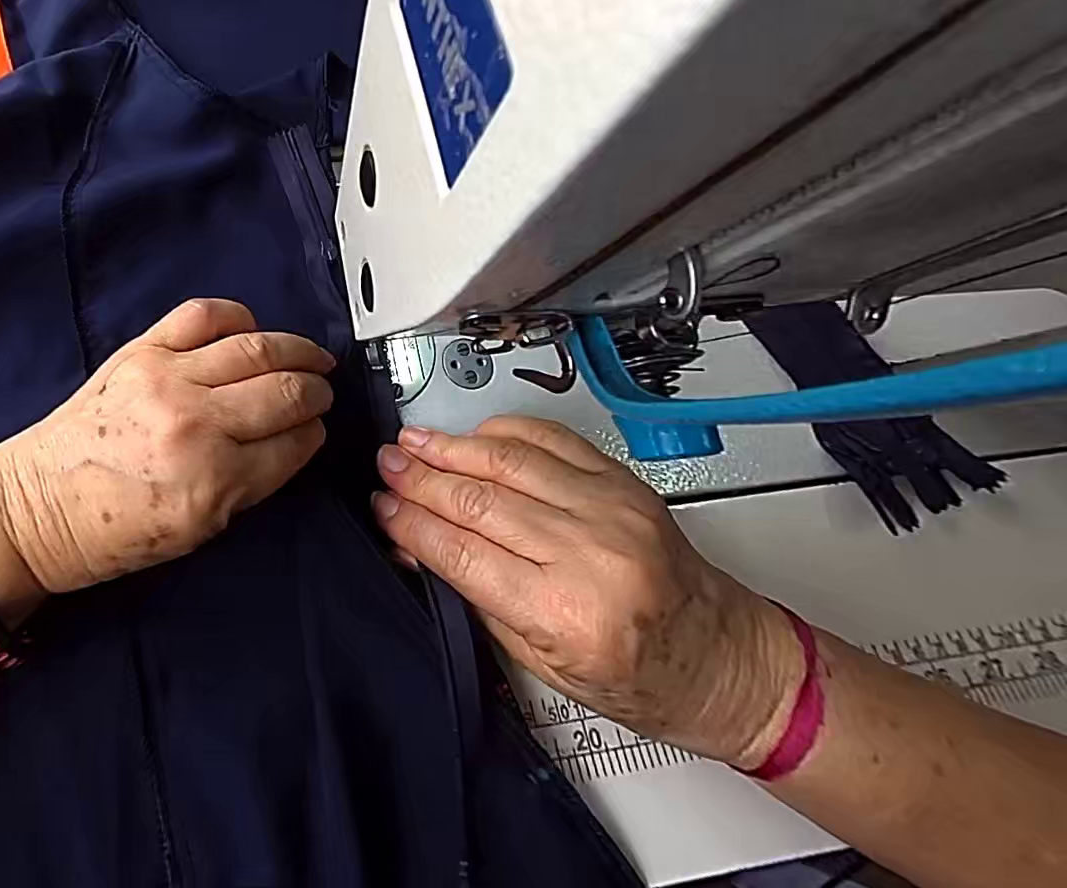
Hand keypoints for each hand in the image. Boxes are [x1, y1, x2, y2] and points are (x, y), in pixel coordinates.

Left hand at [0, 299, 333, 612]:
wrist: (35, 506)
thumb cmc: (108, 532)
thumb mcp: (196, 531)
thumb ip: (248, 483)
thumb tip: (285, 442)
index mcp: (213, 483)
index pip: (293, 444)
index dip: (313, 435)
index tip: (316, 429)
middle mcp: (194, 424)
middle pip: (284, 391)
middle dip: (314, 391)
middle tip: (320, 392)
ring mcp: (165, 379)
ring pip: (255, 348)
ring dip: (294, 350)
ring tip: (308, 357)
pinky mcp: (138, 353)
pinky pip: (201, 316)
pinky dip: (235, 316)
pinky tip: (250, 327)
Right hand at [371, 417, 803, 767]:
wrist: (727, 662)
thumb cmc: (637, 676)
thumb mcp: (534, 656)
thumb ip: (468, 590)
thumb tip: (411, 542)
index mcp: (566, 614)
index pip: (458, 550)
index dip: (409, 521)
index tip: (381, 504)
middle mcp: (593, 555)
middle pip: (476, 500)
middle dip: (419, 478)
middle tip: (386, 464)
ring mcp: (613, 511)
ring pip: (507, 461)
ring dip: (449, 447)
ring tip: (412, 440)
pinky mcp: (626, 485)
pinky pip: (551, 440)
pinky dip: (502, 431)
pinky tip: (470, 435)